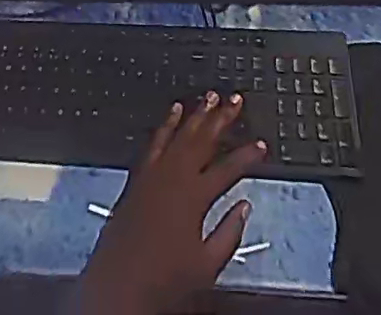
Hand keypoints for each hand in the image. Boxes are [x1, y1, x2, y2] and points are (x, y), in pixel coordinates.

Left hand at [76, 92, 267, 314]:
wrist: (118, 284)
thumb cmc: (163, 280)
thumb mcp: (206, 265)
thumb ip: (229, 233)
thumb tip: (244, 207)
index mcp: (194, 198)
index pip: (228, 169)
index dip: (247, 156)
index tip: (261, 144)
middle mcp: (174, 177)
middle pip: (203, 140)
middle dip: (222, 118)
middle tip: (236, 99)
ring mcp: (155, 172)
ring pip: (180, 133)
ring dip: (197, 114)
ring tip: (211, 96)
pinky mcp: (139, 175)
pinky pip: (156, 140)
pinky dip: (167, 123)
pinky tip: (174, 109)